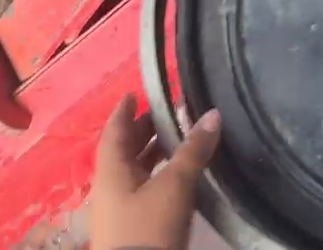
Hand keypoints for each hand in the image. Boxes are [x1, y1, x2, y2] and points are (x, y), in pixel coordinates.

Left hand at [88, 96, 222, 249]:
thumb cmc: (149, 228)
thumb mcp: (175, 185)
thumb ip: (193, 149)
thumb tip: (212, 114)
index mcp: (111, 172)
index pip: (114, 132)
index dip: (124, 111)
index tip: (133, 93)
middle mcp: (110, 188)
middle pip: (124, 151)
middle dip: (144, 130)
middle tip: (167, 112)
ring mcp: (118, 211)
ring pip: (134, 171)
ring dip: (153, 153)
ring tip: (178, 137)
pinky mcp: (131, 228)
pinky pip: (142, 188)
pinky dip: (157, 173)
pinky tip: (178, 173)